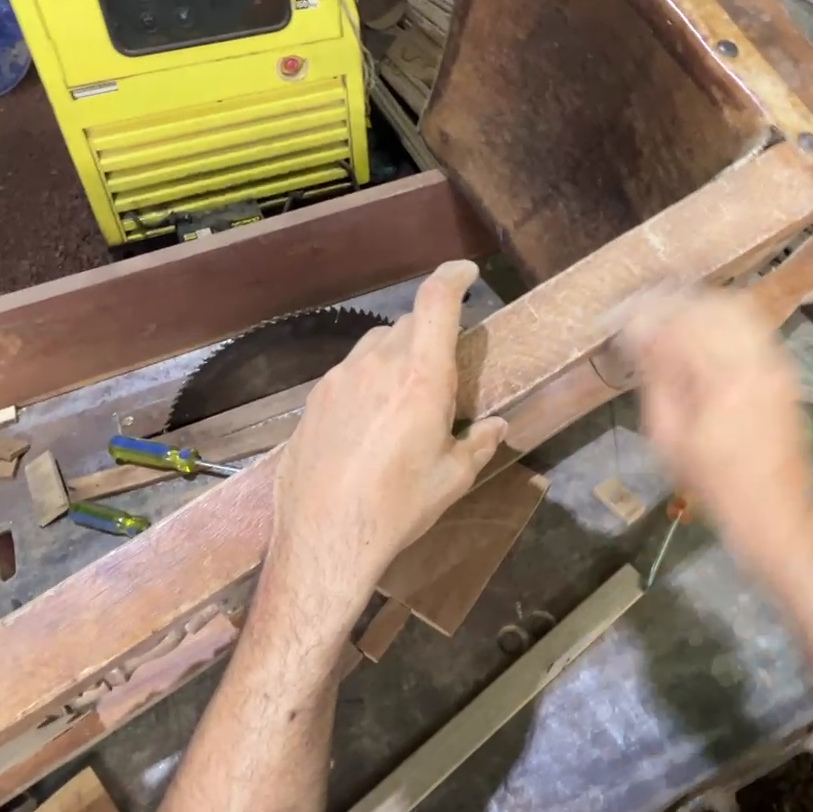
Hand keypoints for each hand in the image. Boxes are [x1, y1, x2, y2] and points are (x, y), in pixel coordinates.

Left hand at [266, 261, 507, 616]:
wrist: (324, 538)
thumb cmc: (398, 507)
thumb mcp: (452, 479)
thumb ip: (479, 443)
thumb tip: (497, 425)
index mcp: (420, 376)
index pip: (436, 301)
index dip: (453, 277)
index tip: (467, 273)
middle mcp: (377, 363)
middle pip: (408, 324)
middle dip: (430, 335)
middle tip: (441, 373)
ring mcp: (339, 378)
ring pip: (375, 347)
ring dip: (396, 358)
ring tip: (403, 402)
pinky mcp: (314, 398)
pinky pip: (349, 373)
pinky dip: (367, 382)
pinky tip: (368, 424)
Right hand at [622, 290, 812, 576]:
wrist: (777, 513)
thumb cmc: (715, 484)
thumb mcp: (670, 438)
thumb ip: (657, 380)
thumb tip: (640, 338)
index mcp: (725, 379)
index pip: (680, 324)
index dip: (646, 316)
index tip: (621, 321)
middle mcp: (756, 361)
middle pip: (710, 306)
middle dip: (671, 305)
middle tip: (642, 316)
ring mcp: (776, 363)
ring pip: (735, 309)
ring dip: (697, 308)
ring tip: (668, 321)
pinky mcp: (784, 371)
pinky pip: (751, 327)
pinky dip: (721, 321)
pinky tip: (698, 336)